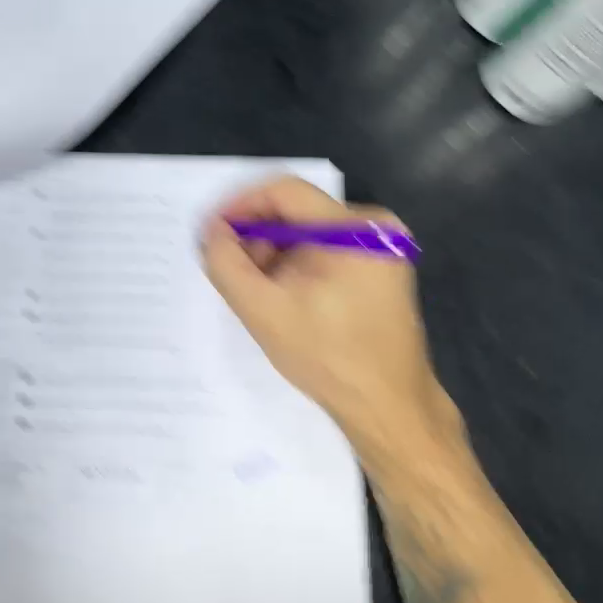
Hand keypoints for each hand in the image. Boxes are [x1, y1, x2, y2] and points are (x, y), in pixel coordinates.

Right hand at [200, 176, 457, 449]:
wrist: (390, 411)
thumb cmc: (328, 359)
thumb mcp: (263, 311)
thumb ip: (227, 263)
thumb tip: (212, 230)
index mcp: (355, 228)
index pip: (283, 191)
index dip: (240, 206)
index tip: (212, 234)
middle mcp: (375, 227)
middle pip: (297, 211)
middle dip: (257, 237)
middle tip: (233, 272)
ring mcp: (383, 248)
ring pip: (309, 233)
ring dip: (275, 254)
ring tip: (258, 292)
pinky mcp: (382, 269)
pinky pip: (327, 250)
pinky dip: (298, 266)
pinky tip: (285, 298)